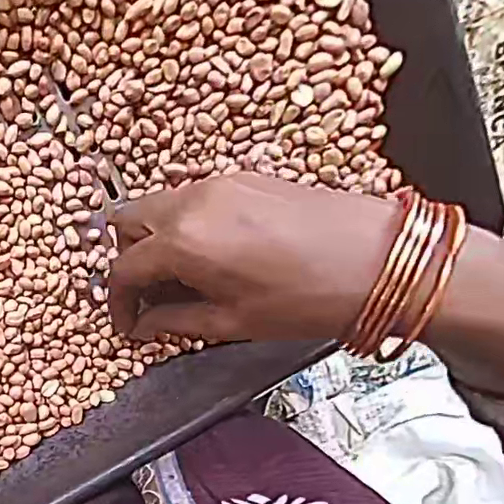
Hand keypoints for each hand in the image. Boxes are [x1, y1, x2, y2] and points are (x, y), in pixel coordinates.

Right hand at [106, 173, 400, 341]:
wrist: (385, 261)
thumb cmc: (310, 298)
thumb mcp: (232, 322)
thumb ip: (174, 322)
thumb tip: (144, 326)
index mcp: (184, 241)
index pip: (124, 269)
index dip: (118, 302)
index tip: (128, 322)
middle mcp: (192, 201)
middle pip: (128, 222)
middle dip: (128, 259)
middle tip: (147, 294)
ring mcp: (219, 183)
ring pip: (158, 205)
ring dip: (154, 239)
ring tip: (180, 277)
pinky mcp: (245, 177)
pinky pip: (191, 197)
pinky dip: (184, 223)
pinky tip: (209, 254)